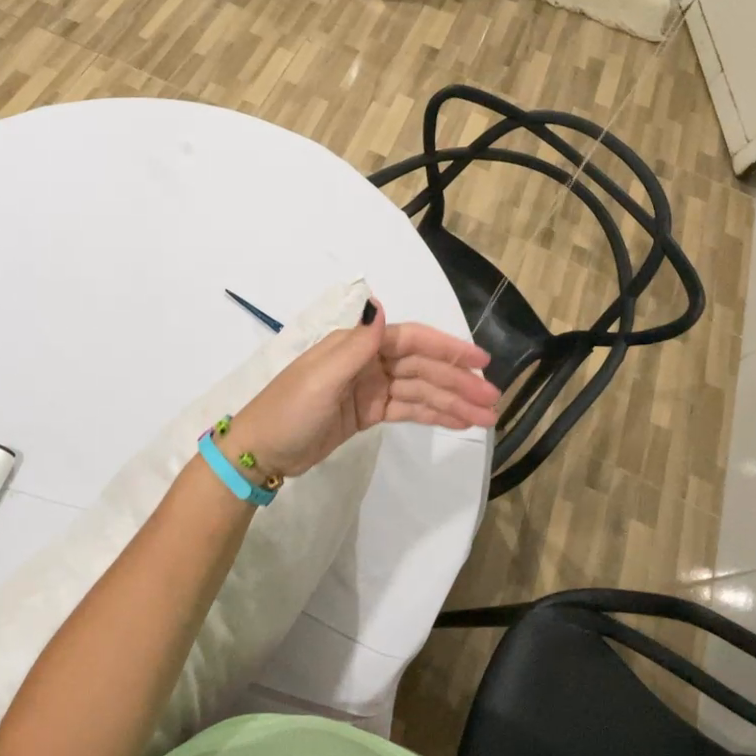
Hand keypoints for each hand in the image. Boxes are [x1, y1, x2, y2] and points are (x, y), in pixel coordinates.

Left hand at [219, 300, 500, 479]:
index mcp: (354, 345)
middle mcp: (365, 361)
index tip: (481, 361)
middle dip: (457, 381)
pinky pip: (406, 409)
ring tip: (486, 417)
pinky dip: (432, 414)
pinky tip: (457, 421)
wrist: (261, 451)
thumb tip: (378, 303)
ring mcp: (367, 388)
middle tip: (494, 400)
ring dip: (451, 401)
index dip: (446, 348)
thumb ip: (356, 344)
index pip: (410, 340)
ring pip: (418, 390)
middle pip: (420, 366)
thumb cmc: (289, 410)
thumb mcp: (322, 377)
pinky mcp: (366, 413)